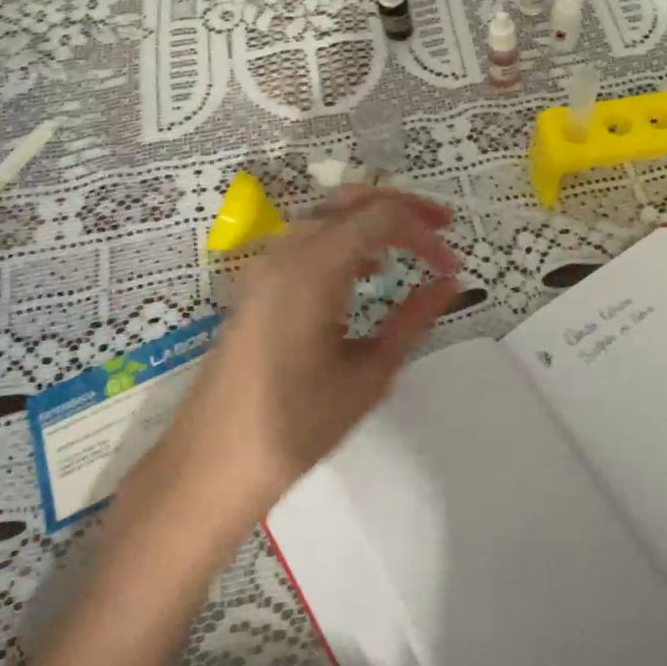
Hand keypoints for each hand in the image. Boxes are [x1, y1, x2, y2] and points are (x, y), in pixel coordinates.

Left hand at [157, 186, 462, 512]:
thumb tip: (450, 284)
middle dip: (402, 207)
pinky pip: (306, 240)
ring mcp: (263, 267)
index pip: (382, 218)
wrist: (212, 464)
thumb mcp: (369, 374)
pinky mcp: (256, 286)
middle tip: (443, 227)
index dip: (424, 232)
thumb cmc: (298, 425)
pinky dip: (344, 239)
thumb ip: (413, 320)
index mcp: (313, 269)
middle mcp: (284, 253)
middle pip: (351, 201)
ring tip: (412, 249)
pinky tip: (366, 272)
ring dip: (372, 221)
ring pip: (326, 216)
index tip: (454, 266)